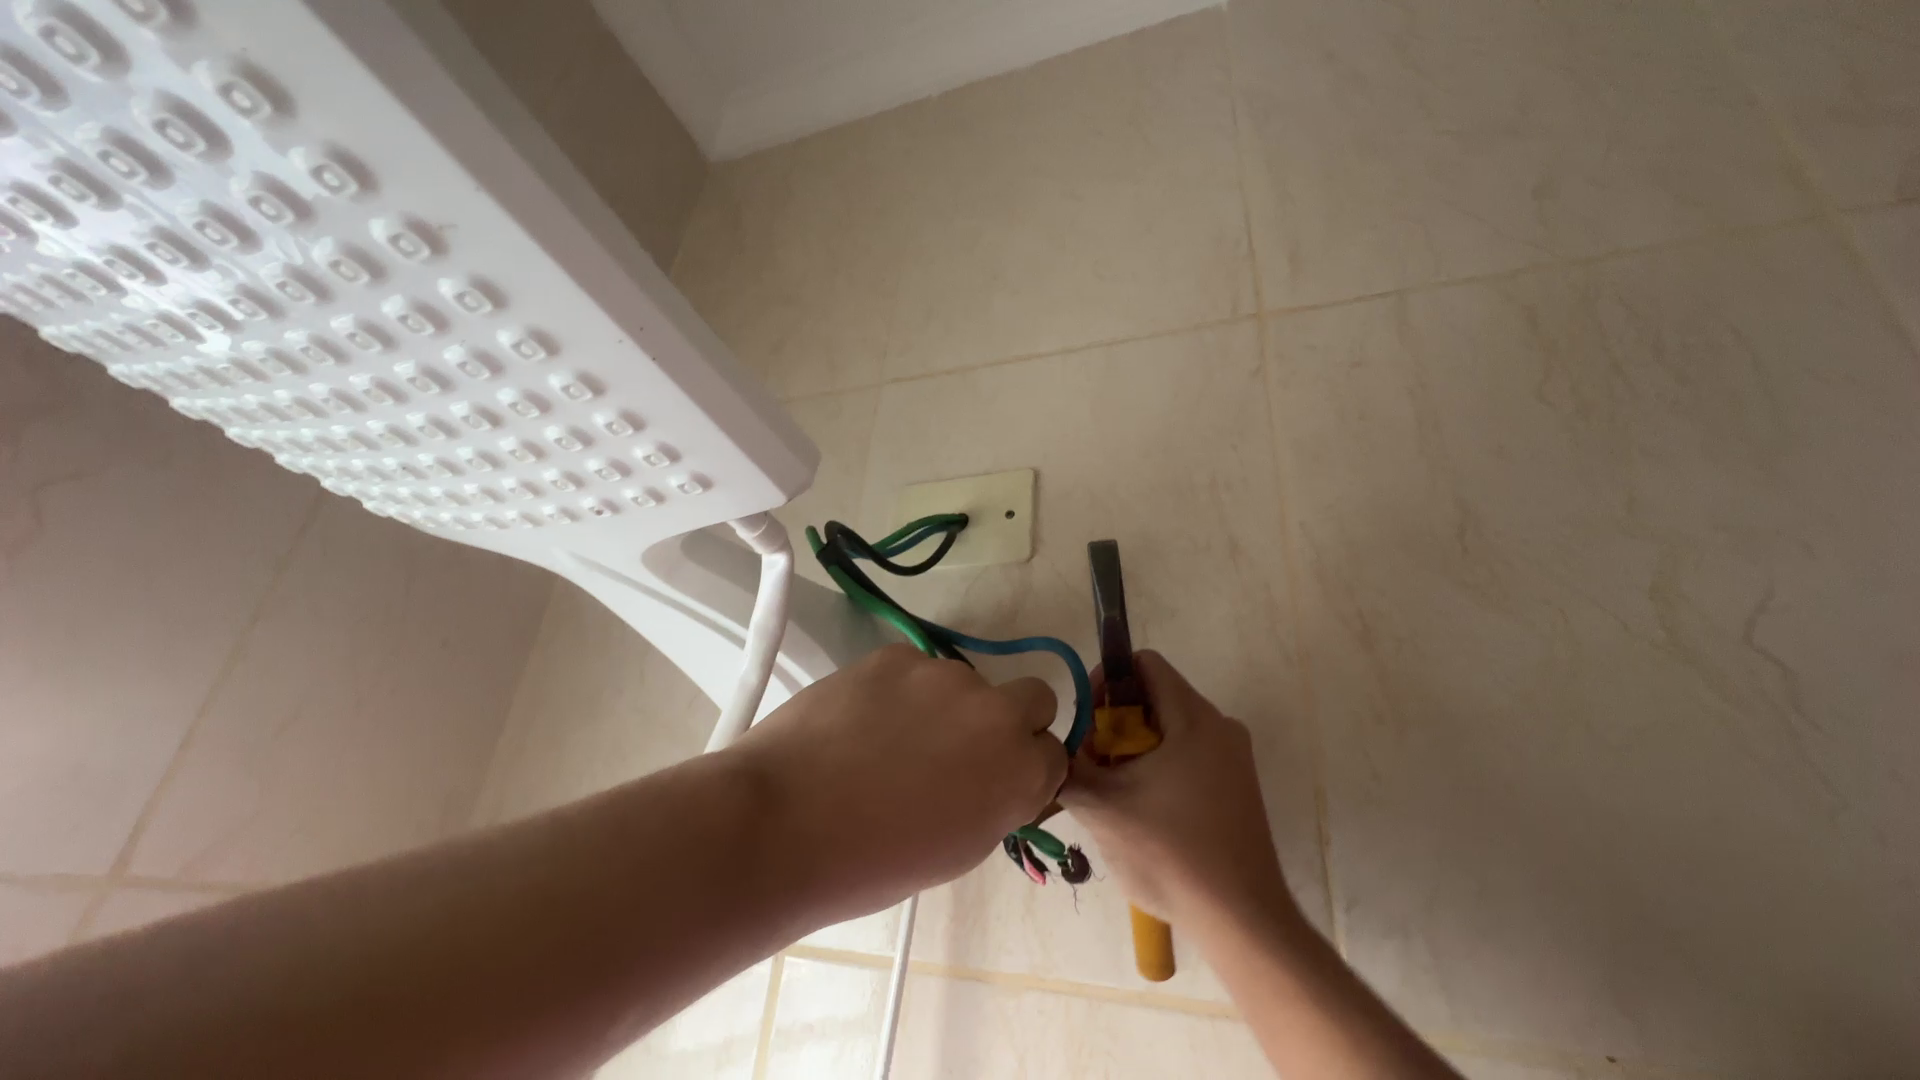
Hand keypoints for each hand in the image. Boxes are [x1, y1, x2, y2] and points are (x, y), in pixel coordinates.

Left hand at [730, 645, 1066, 920]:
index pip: (1054, 752)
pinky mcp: (896, 655)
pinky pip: (916, 667)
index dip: (1025, 767)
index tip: (995, 780)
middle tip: (960, 748)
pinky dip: (901, 690)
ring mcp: (945, 676)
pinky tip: (862, 720)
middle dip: (1010, 720)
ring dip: (948, 704)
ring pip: (967, 682)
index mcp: (1020, 773)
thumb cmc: (872, 862)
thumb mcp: (959, 849)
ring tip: (890, 739)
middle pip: (1033, 697)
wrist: (784, 823)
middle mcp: (997, 714)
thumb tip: (1000, 778)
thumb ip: (997, 802)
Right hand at [1060, 651, 1294, 932]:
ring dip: (1132, 751)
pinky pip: (1188, 758)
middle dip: (1113, 723)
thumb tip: (1052, 754)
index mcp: (1194, 718)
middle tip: (1091, 763)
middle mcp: (1220, 727)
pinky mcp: (1237, 789)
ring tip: (1109, 793)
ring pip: (1170, 732)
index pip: (1144, 664)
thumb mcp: (1102, 808)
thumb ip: (1068, 769)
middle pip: (1155, 698)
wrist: (1240, 918)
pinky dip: (1157, 769)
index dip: (1105, 680)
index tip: (1085, 721)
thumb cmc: (1170, 852)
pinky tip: (1140, 813)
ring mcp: (1234, 760)